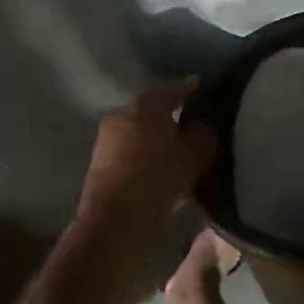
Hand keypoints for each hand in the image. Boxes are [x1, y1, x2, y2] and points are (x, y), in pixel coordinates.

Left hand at [78, 80, 217, 225]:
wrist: (117, 217)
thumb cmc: (160, 180)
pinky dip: (143, 152)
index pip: (171, 89)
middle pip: (150, 109)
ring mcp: (106, 138)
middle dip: (168, 114)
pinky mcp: (99, 161)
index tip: (199, 86)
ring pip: (137, 130)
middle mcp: (122, 114)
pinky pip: (128, 149)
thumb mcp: (194, 159)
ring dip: (154, 135)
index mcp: (146, 107)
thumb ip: (203, 138)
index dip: (187, 88)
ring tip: (174, 147)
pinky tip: (156, 164)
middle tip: (188, 122)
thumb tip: (204, 128)